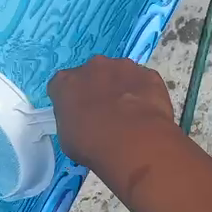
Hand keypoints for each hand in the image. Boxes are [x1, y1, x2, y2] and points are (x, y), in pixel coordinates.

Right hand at [47, 57, 182, 193]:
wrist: (136, 144)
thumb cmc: (92, 145)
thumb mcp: (67, 137)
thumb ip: (71, 119)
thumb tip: (82, 119)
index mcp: (65, 82)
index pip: (62, 86)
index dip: (69, 101)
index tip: (76, 115)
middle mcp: (92, 66)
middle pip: (91, 75)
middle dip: (96, 90)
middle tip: (103, 114)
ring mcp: (123, 67)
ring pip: (119, 75)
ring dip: (120, 88)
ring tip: (128, 115)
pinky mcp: (150, 74)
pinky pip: (143, 82)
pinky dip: (143, 93)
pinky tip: (146, 114)